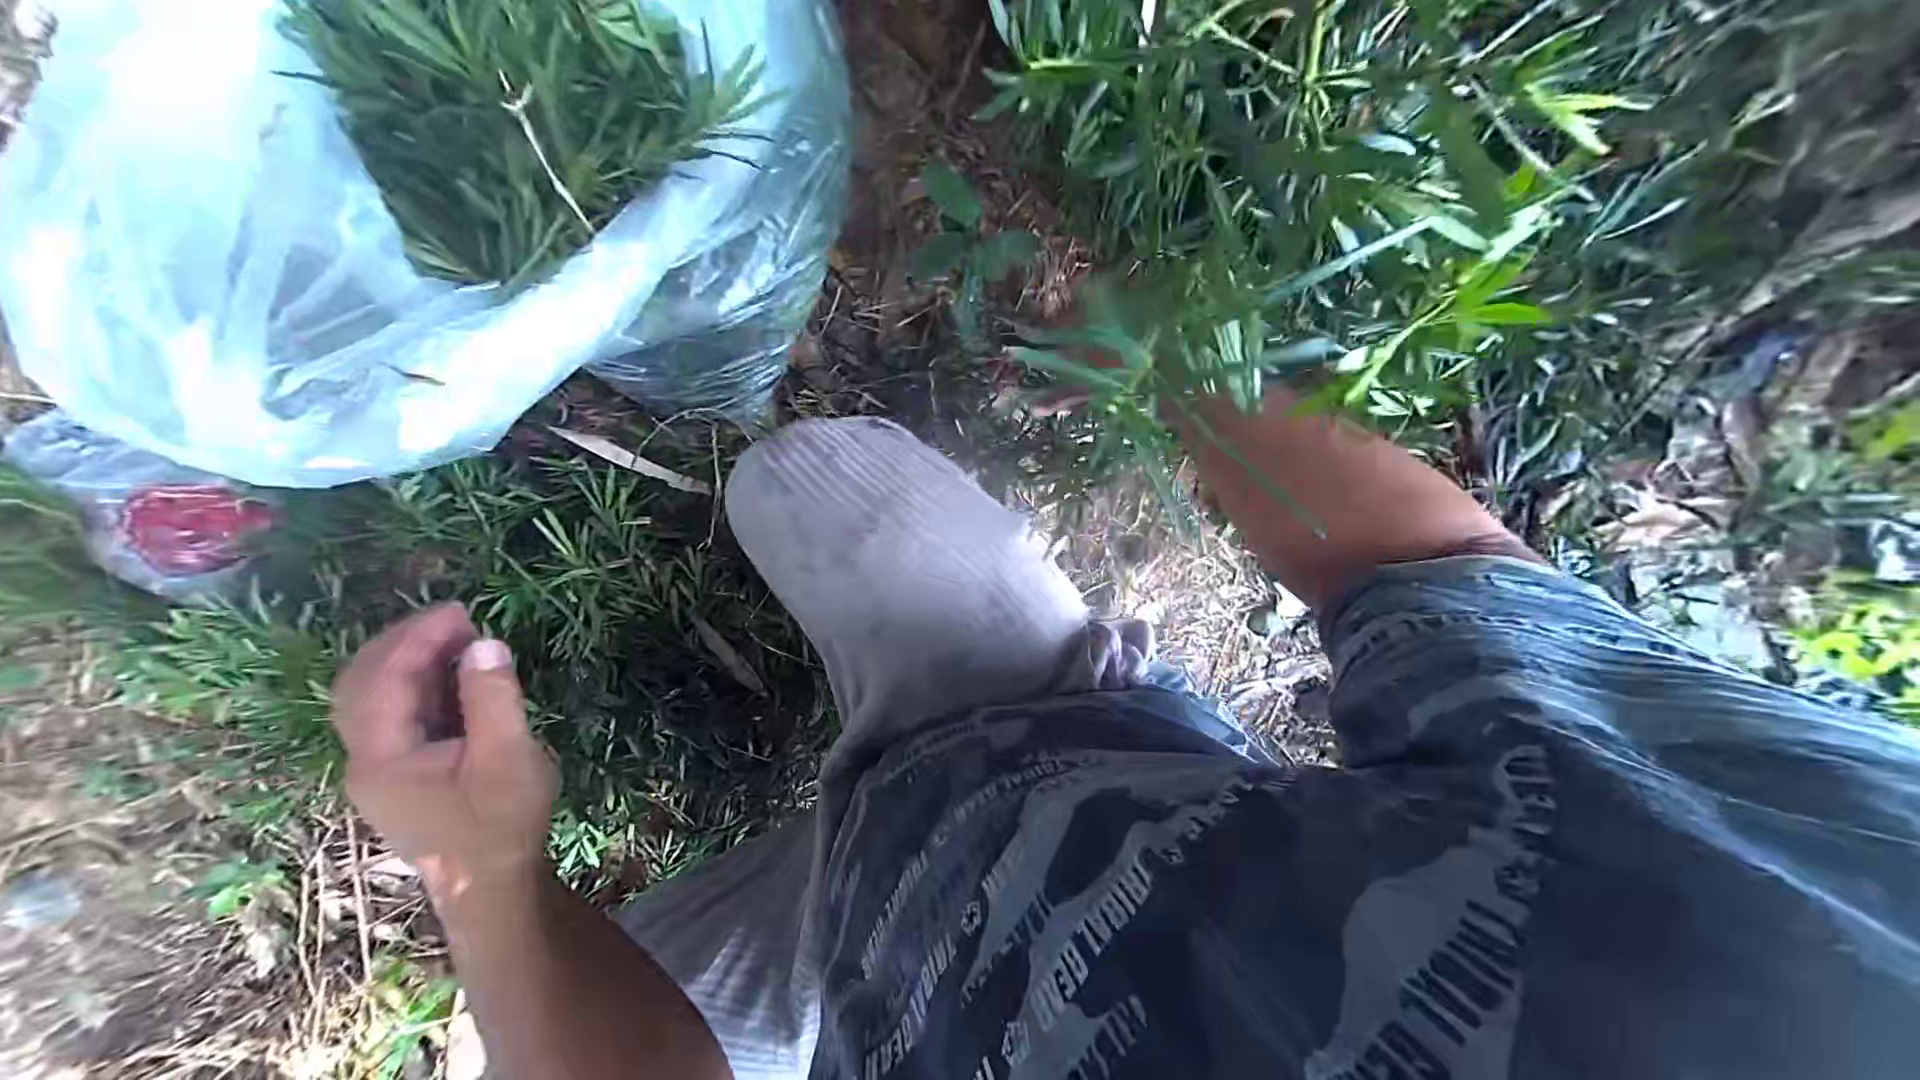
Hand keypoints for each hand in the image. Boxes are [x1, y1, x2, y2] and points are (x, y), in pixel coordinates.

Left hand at [330, 604, 558, 901]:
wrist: (492, 881)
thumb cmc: (502, 820)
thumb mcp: (508, 757)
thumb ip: (493, 699)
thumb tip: (485, 643)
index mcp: (383, 757)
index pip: (382, 680)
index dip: (416, 639)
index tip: (460, 611)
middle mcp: (368, 759)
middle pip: (361, 685)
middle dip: (403, 643)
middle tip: (456, 618)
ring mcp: (381, 767)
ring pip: (375, 699)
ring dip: (410, 661)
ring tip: (459, 637)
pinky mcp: (403, 771)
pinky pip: (398, 714)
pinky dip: (421, 683)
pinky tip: (456, 673)